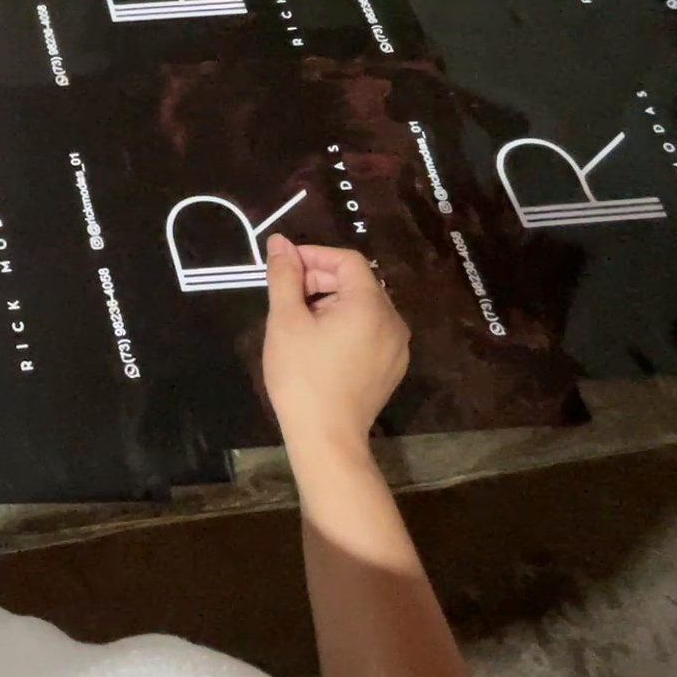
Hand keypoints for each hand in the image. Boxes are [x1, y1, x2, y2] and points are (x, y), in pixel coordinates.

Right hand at [262, 235, 409, 454]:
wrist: (325, 434)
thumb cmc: (301, 373)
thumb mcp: (285, 319)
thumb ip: (284, 276)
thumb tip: (280, 242)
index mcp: (370, 306)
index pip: (347, 260)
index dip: (312, 256)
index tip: (281, 268)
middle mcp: (393, 321)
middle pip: (356, 282)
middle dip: (317, 279)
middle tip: (283, 296)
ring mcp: (396, 346)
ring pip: (361, 306)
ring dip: (327, 301)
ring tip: (296, 321)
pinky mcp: (390, 365)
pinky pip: (367, 329)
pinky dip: (341, 323)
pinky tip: (316, 343)